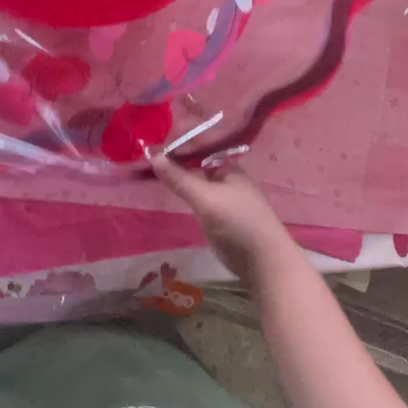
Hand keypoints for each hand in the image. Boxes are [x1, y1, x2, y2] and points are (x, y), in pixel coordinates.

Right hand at [150, 153, 299, 283]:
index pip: (196, 146)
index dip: (175, 145)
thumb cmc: (237, 222)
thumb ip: (179, 178)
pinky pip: (196, 196)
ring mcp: (222, 196)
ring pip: (194, 180)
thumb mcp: (206, 198)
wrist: (263, 261)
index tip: (150, 147)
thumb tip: (152, 155)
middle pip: (194, 163)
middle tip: (144, 159)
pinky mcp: (219, 215)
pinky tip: (168, 190)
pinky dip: (182, 192)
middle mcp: (225, 177)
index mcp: (226, 165)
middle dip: (172, 160)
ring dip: (175, 176)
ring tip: (149, 171)